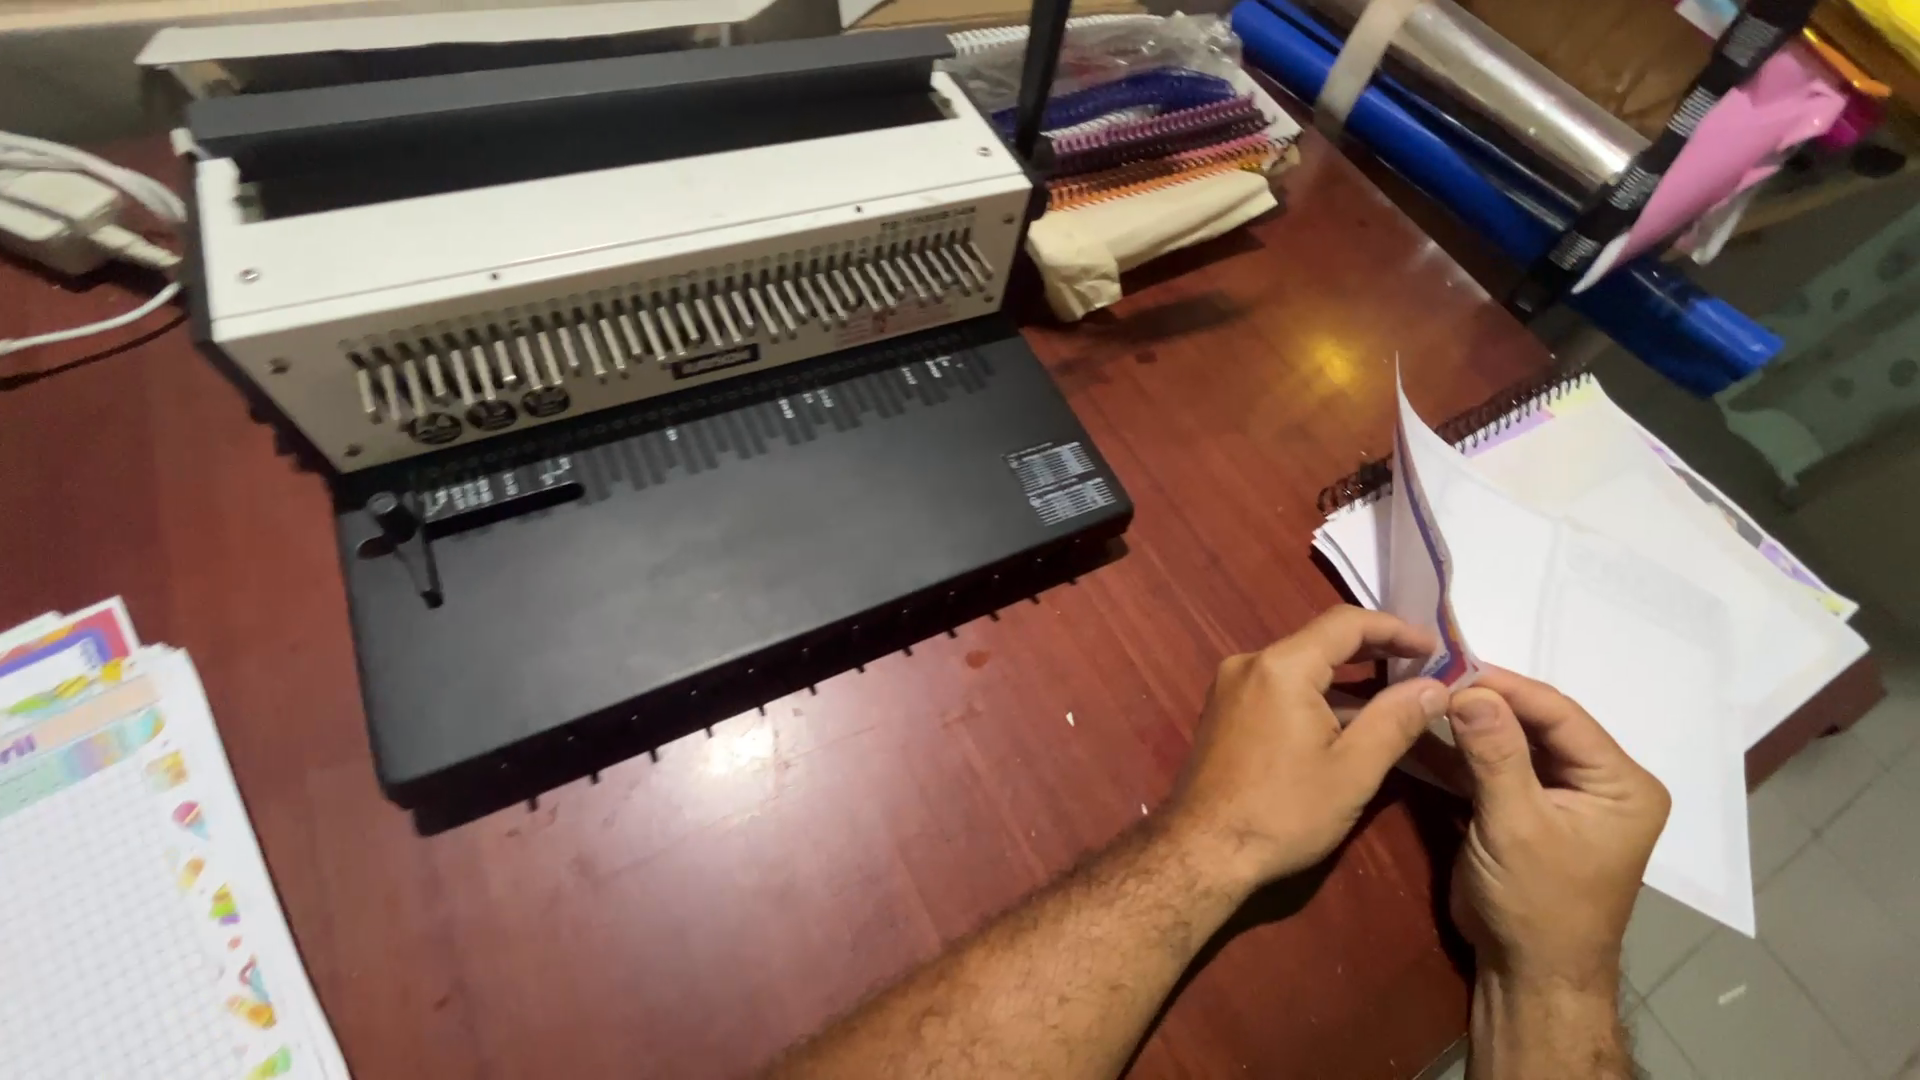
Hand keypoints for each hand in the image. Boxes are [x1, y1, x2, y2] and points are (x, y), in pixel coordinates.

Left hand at [1164, 605, 1449, 892]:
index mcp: (1280, 667)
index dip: (1395, 629)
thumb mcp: (1353, 769)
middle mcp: (1249, 663)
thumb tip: (1435, 686)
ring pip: (1299, 666)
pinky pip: (1278, 686)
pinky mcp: (1224, 708)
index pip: (1345, 623)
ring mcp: (1231, 685)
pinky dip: (1316, 695)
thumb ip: (1396, 719)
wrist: (1204, 847)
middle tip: (1425, 667)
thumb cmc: (1283, 811)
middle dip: (1374, 651)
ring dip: (1346, 678)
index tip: (1436, 648)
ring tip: (1398, 693)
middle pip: (1320, 641)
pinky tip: (1349, 718)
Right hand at [1447, 670, 1670, 994]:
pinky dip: (1459, 748)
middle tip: (1429, 675)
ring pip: (1511, 738)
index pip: (1560, 714)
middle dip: (1484, 699)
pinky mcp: (1523, 805)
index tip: (1448, 665)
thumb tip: (1467, 689)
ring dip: (1468, 719)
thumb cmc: (1538, 901)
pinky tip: (1422, 728)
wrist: (1527, 970)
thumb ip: (1494, 754)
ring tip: (1421, 691)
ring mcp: (1559, 793)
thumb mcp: (1515, 824)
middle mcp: (1597, 780)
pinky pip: (1492, 762)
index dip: (1505, 687)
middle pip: (1536, 721)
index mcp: (1619, 783)